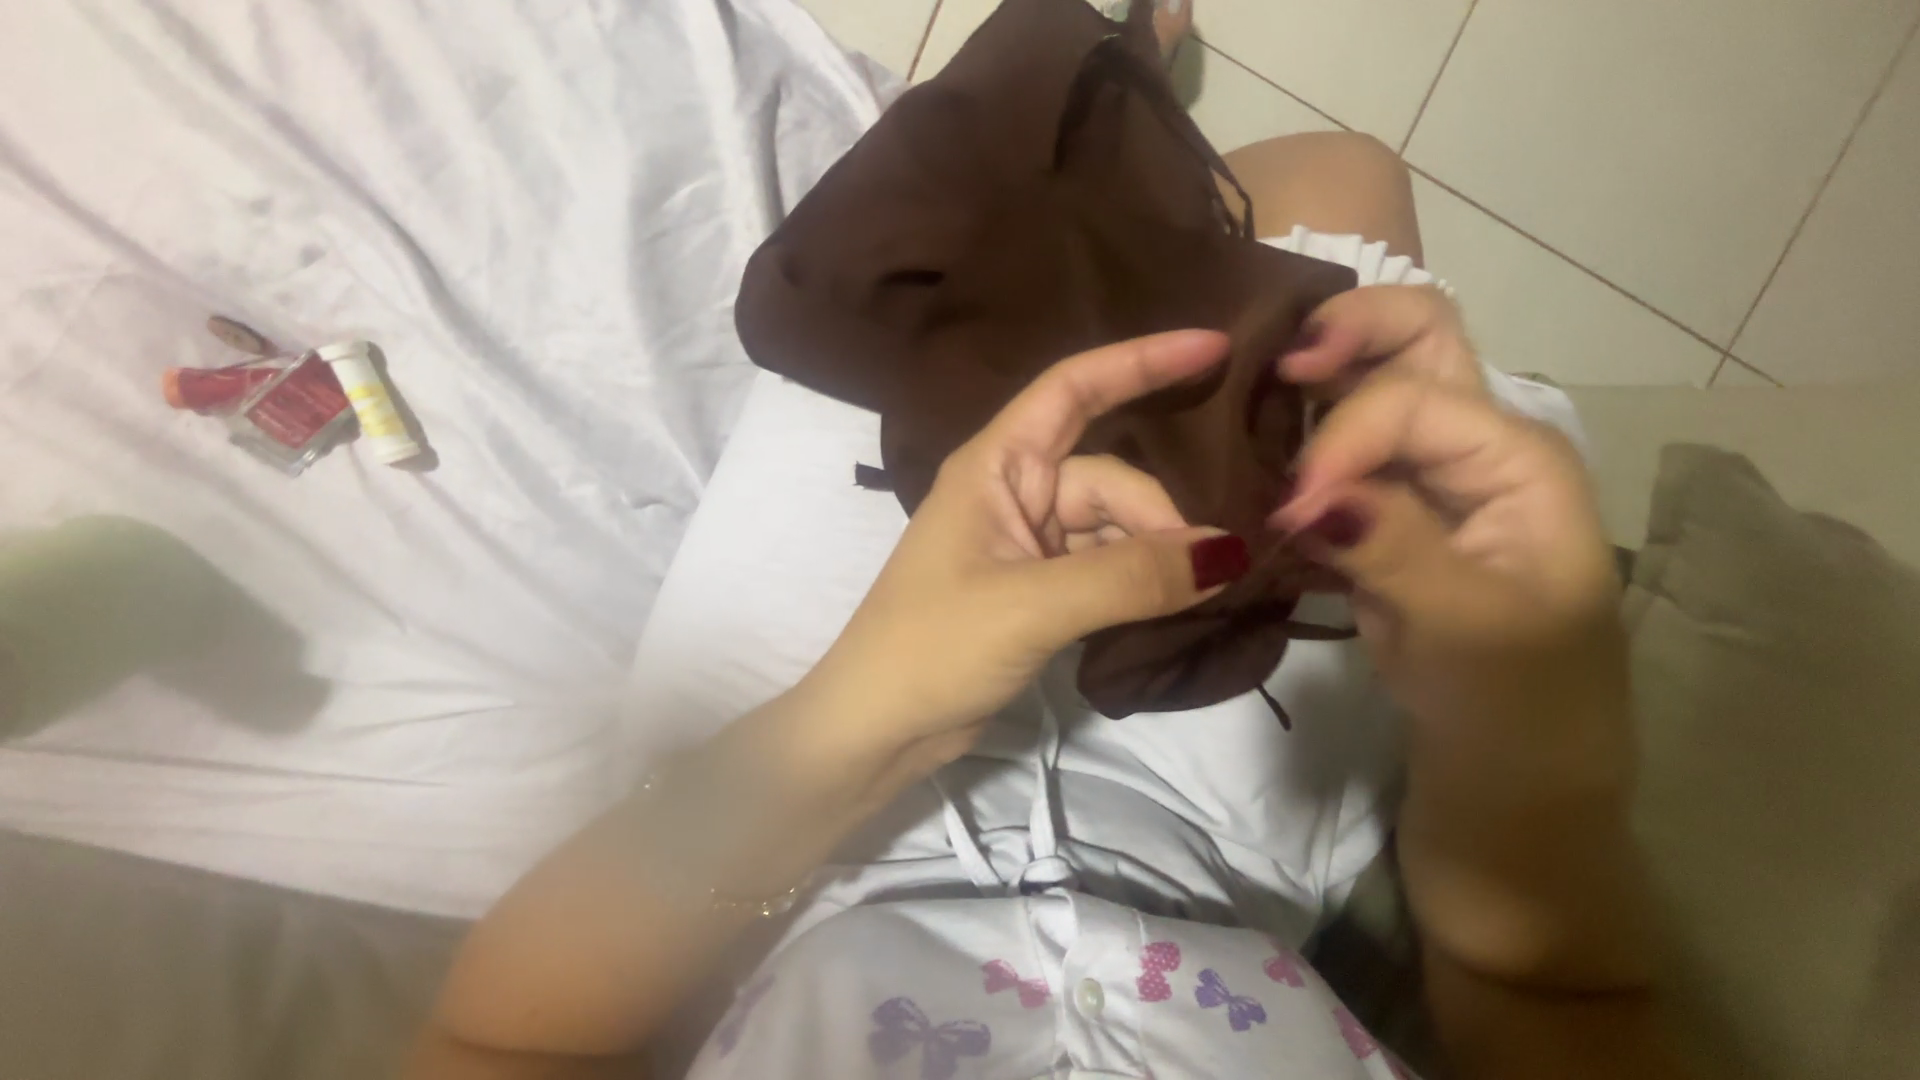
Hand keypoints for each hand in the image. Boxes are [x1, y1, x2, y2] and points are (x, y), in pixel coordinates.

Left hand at [805, 330, 1251, 769]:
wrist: (877, 727)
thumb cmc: (932, 648)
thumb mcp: (1031, 605)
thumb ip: (1130, 576)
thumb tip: (1229, 552)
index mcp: (994, 466)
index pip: (1073, 388)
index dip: (1142, 361)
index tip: (1217, 348)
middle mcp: (1012, 493)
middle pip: (1108, 476)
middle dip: (1158, 515)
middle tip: (1206, 571)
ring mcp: (1025, 544)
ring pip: (1112, 527)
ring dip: (1154, 554)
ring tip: (1201, 591)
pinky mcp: (1037, 590)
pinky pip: (1104, 567)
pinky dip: (1139, 582)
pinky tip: (1172, 604)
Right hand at [1271, 286, 1645, 988]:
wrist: (1505, 779)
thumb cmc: (1514, 706)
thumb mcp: (1469, 629)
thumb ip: (1395, 546)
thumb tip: (1307, 491)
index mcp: (1519, 461)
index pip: (1415, 402)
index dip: (1345, 440)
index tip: (1294, 512)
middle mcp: (1473, 451)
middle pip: (1418, 342)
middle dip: (1347, 332)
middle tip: (1279, 366)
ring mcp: (1423, 483)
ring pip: (1370, 388)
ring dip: (1318, 378)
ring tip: (1256, 393)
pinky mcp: (1379, 520)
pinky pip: (1336, 453)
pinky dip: (1298, 437)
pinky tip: (1259, 448)